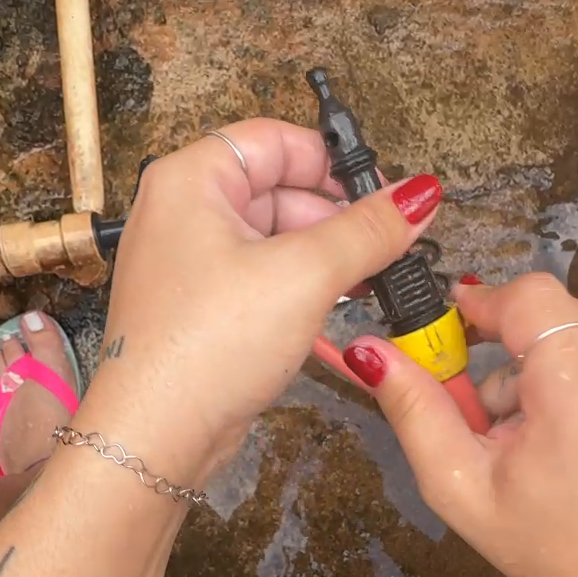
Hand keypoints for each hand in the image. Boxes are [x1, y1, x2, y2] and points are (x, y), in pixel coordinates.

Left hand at [74, 119, 443, 484]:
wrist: (158, 434)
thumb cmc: (208, 345)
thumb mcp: (304, 275)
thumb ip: (367, 231)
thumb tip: (419, 196)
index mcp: (192, 179)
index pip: (277, 141)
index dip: (335, 164)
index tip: (384, 196)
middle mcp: (183, 214)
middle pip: (278, 191)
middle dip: (335, 219)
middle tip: (385, 249)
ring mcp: (189, 265)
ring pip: (272, 240)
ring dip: (322, 258)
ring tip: (365, 283)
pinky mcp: (200, 309)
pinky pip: (259, 279)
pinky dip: (297, 288)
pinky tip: (329, 308)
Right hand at [345, 274, 577, 576]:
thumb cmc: (537, 541)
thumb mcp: (457, 484)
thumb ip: (414, 410)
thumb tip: (368, 351)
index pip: (528, 297)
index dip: (482, 303)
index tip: (451, 334)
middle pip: (547, 308)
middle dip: (503, 341)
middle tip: (479, 404)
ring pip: (569, 326)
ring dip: (530, 360)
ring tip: (518, 429)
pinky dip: (562, 370)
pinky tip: (551, 426)